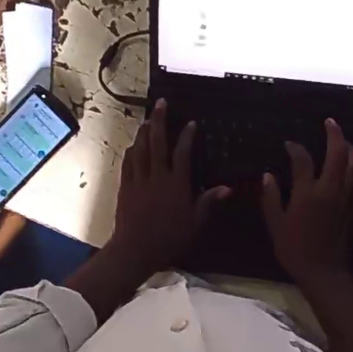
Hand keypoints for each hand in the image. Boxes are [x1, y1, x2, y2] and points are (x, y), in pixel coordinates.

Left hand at [105, 100, 228, 274]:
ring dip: (143, 132)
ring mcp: (138, 180)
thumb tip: (227, 188)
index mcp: (176, 184)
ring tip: (147, 120)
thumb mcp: (195, 222)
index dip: (186, 136)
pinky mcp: (125, 186)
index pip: (182, 152)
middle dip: (159, 120)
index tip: (190, 123)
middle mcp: (157, 176)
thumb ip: (208, 202)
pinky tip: (134, 145)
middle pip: (157, 142)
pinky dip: (132, 151)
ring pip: (140, 149)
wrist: (136, 249)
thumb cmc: (169, 238)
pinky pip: (128, 163)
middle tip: (160, 103)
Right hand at [262, 118, 352, 287]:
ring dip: (351, 150)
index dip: (295, 148)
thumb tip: (268, 176)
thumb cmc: (294, 249)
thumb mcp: (275, 224)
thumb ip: (271, 197)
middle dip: (334, 134)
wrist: (324, 272)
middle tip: (330, 122)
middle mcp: (331, 190)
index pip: (303, 160)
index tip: (288, 145)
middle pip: (338, 154)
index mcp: (308, 193)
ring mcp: (348, 199)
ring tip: (344, 142)